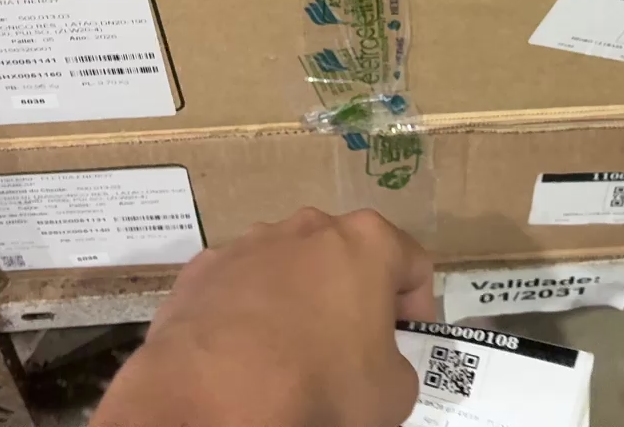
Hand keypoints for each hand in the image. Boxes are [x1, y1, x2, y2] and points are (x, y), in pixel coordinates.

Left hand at [92, 207, 435, 426]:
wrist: (211, 398)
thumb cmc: (319, 385)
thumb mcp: (391, 395)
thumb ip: (399, 366)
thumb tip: (381, 366)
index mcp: (367, 240)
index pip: (413, 264)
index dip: (417, 309)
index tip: (404, 347)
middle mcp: (312, 225)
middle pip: (348, 257)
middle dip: (354, 299)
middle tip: (350, 353)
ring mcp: (254, 240)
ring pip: (292, 266)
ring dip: (300, 300)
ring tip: (288, 357)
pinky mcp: (207, 265)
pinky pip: (242, 285)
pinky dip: (249, 312)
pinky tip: (243, 356)